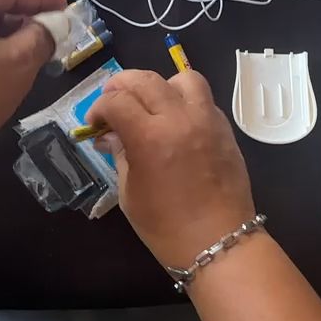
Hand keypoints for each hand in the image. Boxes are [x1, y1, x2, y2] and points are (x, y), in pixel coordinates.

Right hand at [86, 68, 256, 267]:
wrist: (219, 242)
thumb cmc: (166, 226)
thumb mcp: (130, 193)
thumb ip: (120, 155)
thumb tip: (109, 135)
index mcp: (150, 137)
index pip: (116, 101)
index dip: (99, 107)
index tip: (95, 123)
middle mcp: (180, 119)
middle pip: (146, 80)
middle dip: (122, 85)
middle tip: (112, 101)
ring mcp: (207, 120)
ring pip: (183, 78)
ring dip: (160, 84)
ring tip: (151, 103)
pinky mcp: (225, 129)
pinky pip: (204, 99)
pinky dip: (185, 100)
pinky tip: (176, 121)